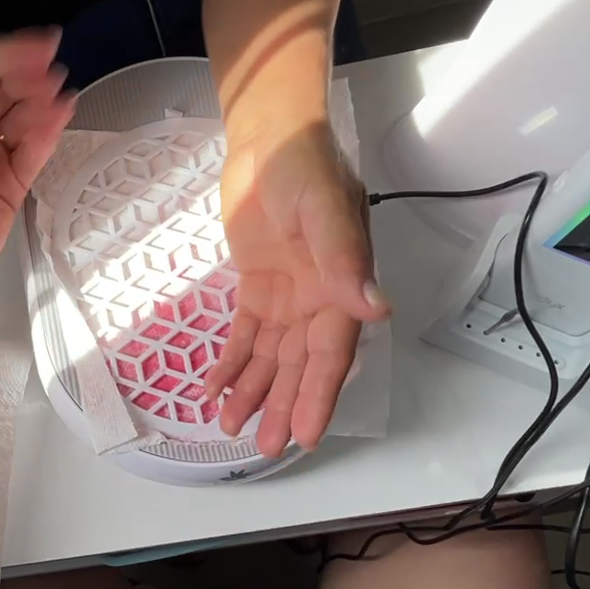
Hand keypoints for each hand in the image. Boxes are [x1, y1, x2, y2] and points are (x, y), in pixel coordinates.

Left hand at [0, 2, 73, 293]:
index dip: (9, 54)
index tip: (43, 45)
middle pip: (5, 88)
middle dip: (30, 77)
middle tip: (56, 72)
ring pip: (23, 115)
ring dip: (42, 103)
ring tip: (62, 96)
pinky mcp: (12, 179)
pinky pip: (33, 147)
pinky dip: (48, 130)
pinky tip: (65, 114)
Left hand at [206, 126, 389, 457]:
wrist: (268, 140)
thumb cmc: (302, 167)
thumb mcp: (323, 209)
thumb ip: (344, 258)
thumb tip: (376, 309)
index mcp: (340, 288)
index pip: (330, 354)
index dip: (318, 396)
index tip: (304, 436)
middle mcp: (316, 301)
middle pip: (298, 366)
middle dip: (282, 406)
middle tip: (264, 448)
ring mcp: (285, 298)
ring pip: (270, 358)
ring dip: (252, 392)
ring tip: (231, 428)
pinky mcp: (256, 290)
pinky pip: (244, 335)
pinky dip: (230, 363)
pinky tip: (214, 390)